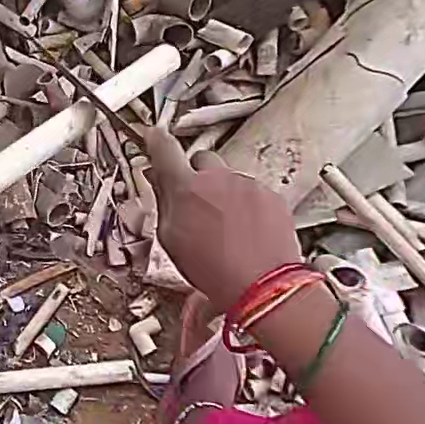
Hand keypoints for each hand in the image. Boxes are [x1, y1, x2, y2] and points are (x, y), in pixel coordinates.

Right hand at [141, 126, 303, 310]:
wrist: (263, 287)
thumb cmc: (212, 269)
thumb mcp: (170, 239)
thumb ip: (163, 202)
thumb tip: (158, 180)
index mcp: (185, 187)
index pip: (164, 149)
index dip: (155, 140)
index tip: (153, 136)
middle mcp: (216, 178)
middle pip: (201, 160)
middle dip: (196, 175)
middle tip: (195, 202)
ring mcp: (246, 184)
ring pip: (228, 178)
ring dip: (223, 193)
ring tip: (225, 227)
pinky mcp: (271, 195)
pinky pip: (252, 191)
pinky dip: (246, 205)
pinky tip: (245, 231)